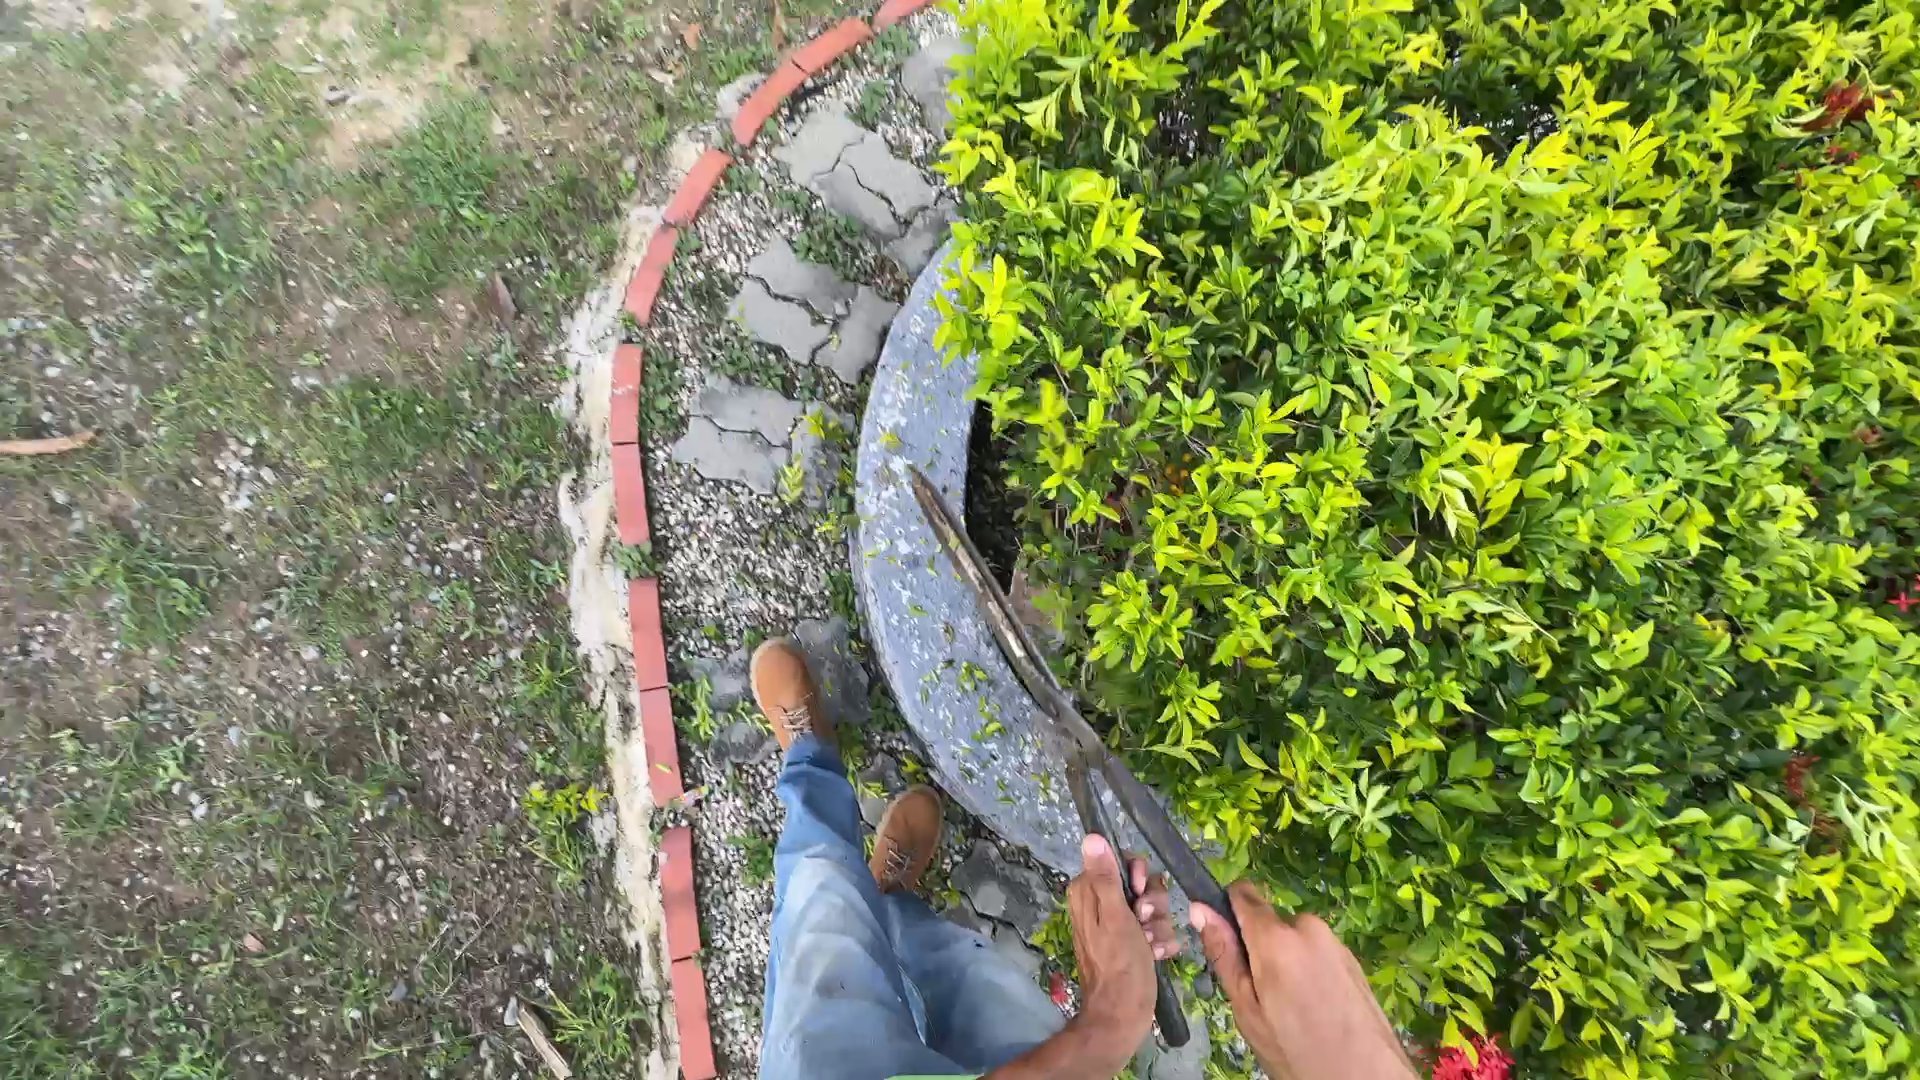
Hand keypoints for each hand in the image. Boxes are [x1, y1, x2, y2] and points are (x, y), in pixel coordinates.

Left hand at [1065, 833, 1156, 1055]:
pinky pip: (1152, 928)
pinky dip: (1159, 940)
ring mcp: (1114, 922)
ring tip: (1153, 946)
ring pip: (1149, 906)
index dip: (1138, 875)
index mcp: (1088, 890)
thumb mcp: (1115, 916)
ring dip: (1158, 925)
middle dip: (1153, 903)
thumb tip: (1091, 836)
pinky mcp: (1128, 941)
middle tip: (1147, 923)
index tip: (1142, 894)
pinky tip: (1158, 954)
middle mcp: (1098, 901)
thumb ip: (1105, 877)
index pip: (1120, 860)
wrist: (1122, 1017)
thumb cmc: (1119, 965)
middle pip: (1139, 883)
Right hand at [1190, 882, 1414, 1079]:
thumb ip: (1224, 955)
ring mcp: (1335, 943)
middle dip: (1261, 947)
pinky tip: (1318, 1011)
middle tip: (1264, 995)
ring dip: (1287, 960)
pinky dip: (1311, 972)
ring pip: (1294, 939)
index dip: (1228, 911)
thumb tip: (1199, 908)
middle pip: (1269, 922)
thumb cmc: (1298, 1052)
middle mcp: (1307, 928)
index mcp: (1276, 937)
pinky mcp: (1355, 961)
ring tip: (1294, 1009)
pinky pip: (1318, 953)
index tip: (1229, 945)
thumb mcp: (1248, 1010)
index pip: (1242, 893)